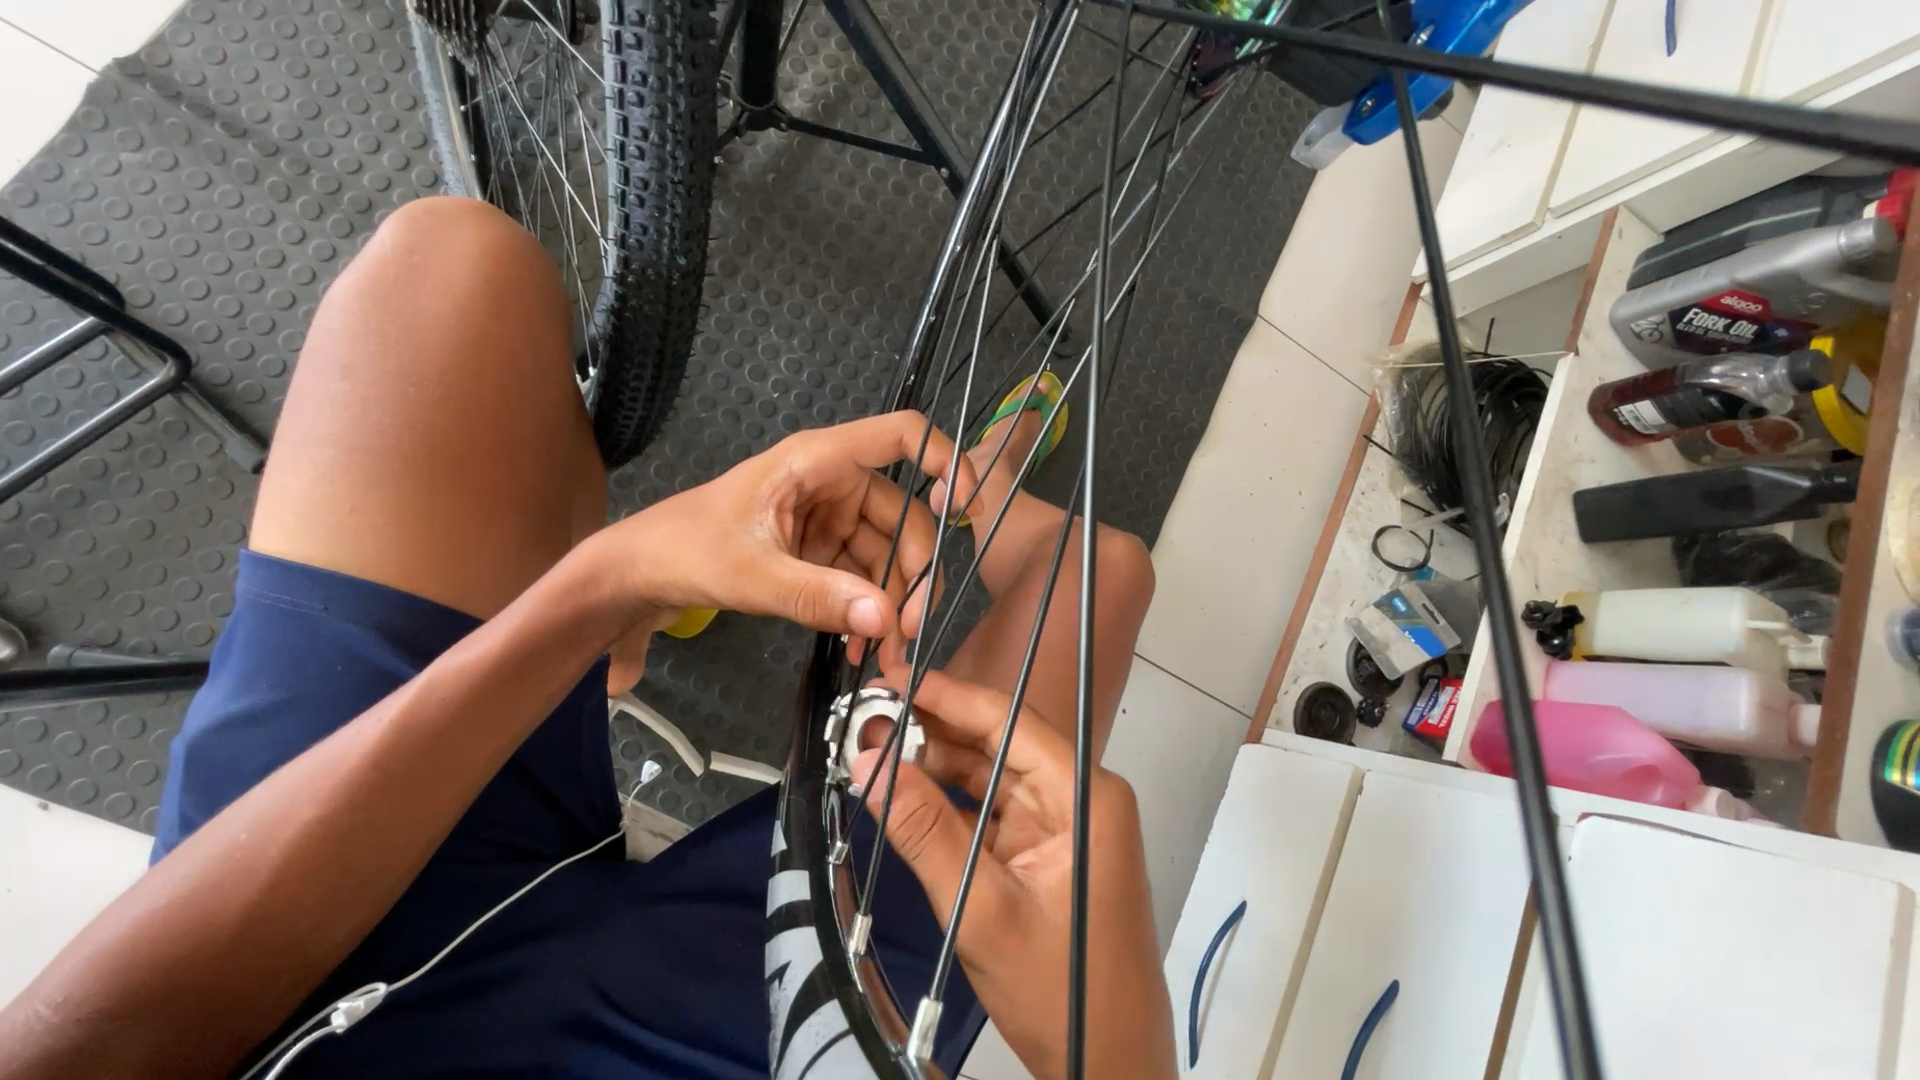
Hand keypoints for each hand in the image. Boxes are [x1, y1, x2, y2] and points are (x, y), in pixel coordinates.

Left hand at [586, 411, 974, 691]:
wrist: (641, 573)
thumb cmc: (686, 548)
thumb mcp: (751, 574)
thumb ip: (818, 595)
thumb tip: (886, 619)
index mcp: (819, 461)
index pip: (901, 435)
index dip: (945, 459)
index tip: (967, 509)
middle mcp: (835, 484)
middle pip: (906, 517)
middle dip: (914, 574)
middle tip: (908, 632)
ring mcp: (831, 519)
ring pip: (889, 555)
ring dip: (893, 604)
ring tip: (885, 655)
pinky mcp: (822, 551)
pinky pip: (864, 577)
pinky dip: (868, 611)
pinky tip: (862, 647)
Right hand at [851, 671, 1174, 1079]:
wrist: (1109, 1063)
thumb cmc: (1057, 987)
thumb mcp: (980, 910)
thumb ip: (924, 832)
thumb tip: (865, 761)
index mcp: (1083, 792)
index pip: (1007, 720)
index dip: (944, 695)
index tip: (887, 679)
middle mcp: (1077, 791)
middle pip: (997, 740)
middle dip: (931, 729)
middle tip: (865, 719)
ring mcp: (1063, 819)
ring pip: (991, 770)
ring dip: (935, 763)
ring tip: (872, 752)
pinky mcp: (1047, 846)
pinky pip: (993, 806)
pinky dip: (949, 800)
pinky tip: (905, 792)